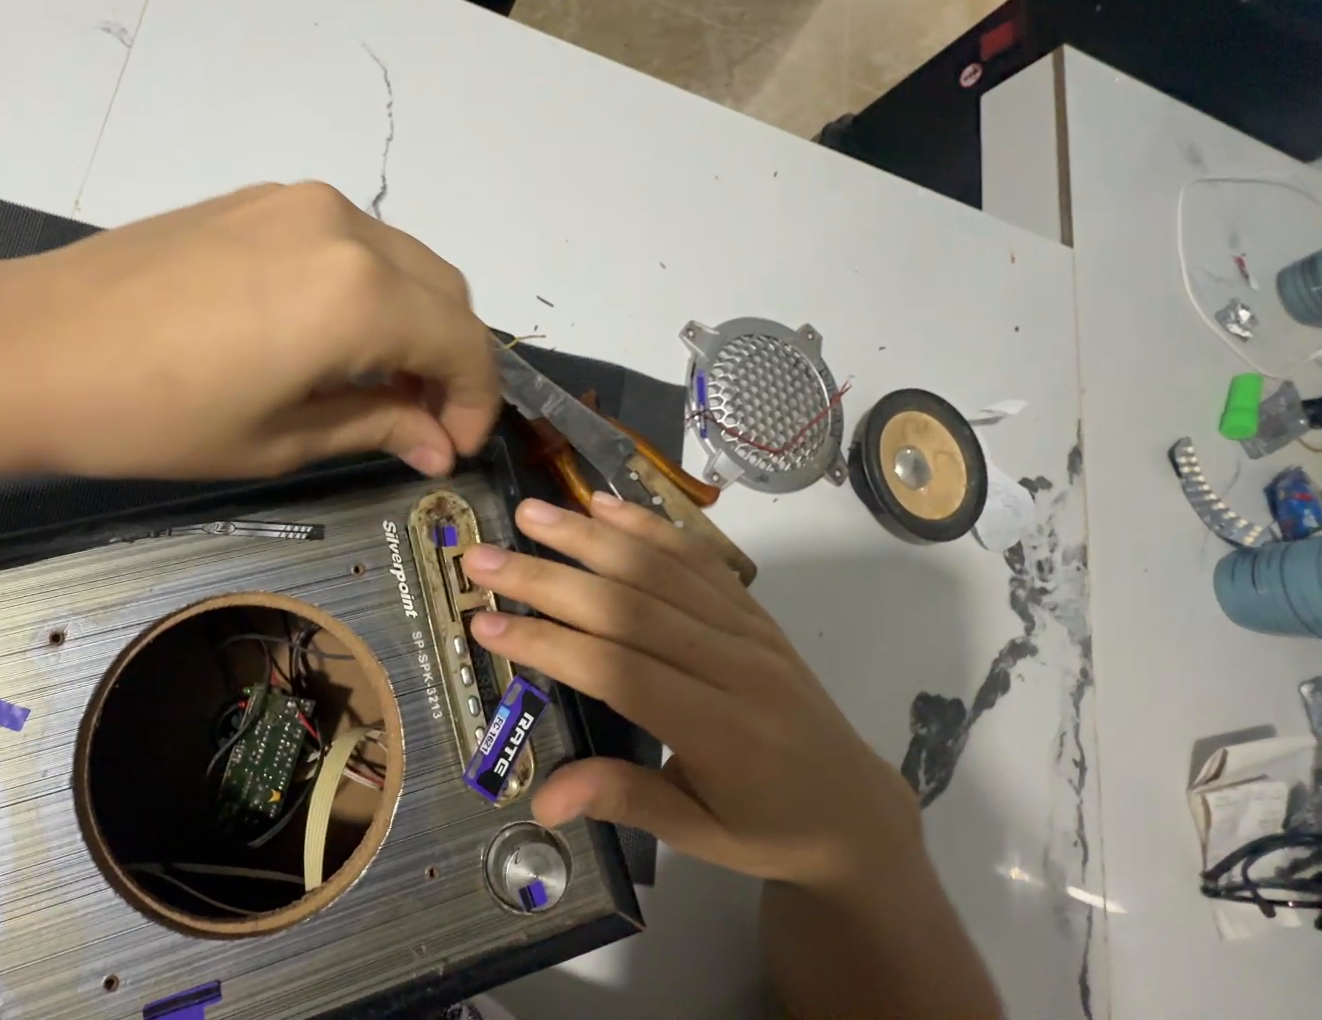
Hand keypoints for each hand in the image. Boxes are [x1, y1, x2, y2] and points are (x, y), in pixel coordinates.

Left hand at [0, 182, 501, 509]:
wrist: (30, 349)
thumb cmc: (156, 418)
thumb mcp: (278, 439)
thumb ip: (377, 428)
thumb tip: (441, 444)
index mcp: (359, 294)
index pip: (464, 342)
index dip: (477, 400)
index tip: (458, 446)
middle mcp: (345, 228)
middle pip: (444, 292)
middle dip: (451, 360)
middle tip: (424, 422)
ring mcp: (299, 202)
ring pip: (402, 262)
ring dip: (412, 323)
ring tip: (378, 387)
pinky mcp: (260, 199)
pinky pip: (350, 244)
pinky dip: (368, 293)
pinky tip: (333, 340)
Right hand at [464, 494, 924, 896]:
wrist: (855, 807)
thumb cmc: (767, 828)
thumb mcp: (697, 833)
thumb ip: (623, 799)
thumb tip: (543, 796)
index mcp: (720, 729)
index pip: (619, 671)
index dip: (550, 644)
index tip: (485, 624)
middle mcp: (735, 666)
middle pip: (630, 608)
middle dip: (548, 579)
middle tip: (482, 558)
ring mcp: (749, 630)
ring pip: (660, 571)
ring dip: (590, 538)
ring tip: (531, 513)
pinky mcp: (754, 611)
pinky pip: (699, 559)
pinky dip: (650, 528)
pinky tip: (606, 505)